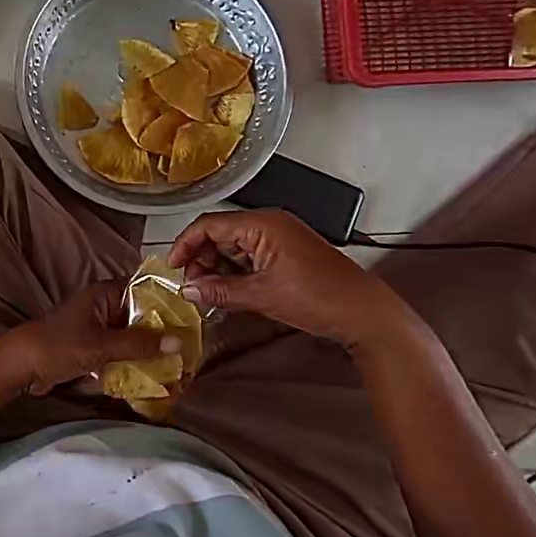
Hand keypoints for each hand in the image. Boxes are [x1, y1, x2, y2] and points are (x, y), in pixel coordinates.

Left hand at [0, 280, 175, 395]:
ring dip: (147, 349)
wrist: (20, 367)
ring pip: (130, 335)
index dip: (166, 302)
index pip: (144, 289)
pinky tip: (150, 374)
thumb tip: (177, 342)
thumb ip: (139, 344)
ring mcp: (97, 326)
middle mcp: (102, 306)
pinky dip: (131, 360)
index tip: (190, 318)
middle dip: (160, 332)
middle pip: (140, 315)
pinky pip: (118, 350)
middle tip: (188, 346)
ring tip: (175, 363)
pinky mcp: (91, 346)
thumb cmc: (58, 347)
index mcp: (104, 294)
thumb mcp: (102, 346)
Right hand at [168, 209, 421, 348]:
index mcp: (262, 223)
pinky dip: (236, 271)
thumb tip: (190, 289)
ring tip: (209, 292)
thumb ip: (220, 291)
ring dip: (218, 267)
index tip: (172, 265)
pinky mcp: (287, 252)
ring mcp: (280, 237)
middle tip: (192, 284)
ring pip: (234, 246)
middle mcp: (270, 223)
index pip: (210, 224)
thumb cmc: (320, 297)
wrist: (363, 312)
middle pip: (220, 233)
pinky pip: (251, 255)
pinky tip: (229, 291)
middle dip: (201, 258)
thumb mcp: (261, 295)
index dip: (186, 244)